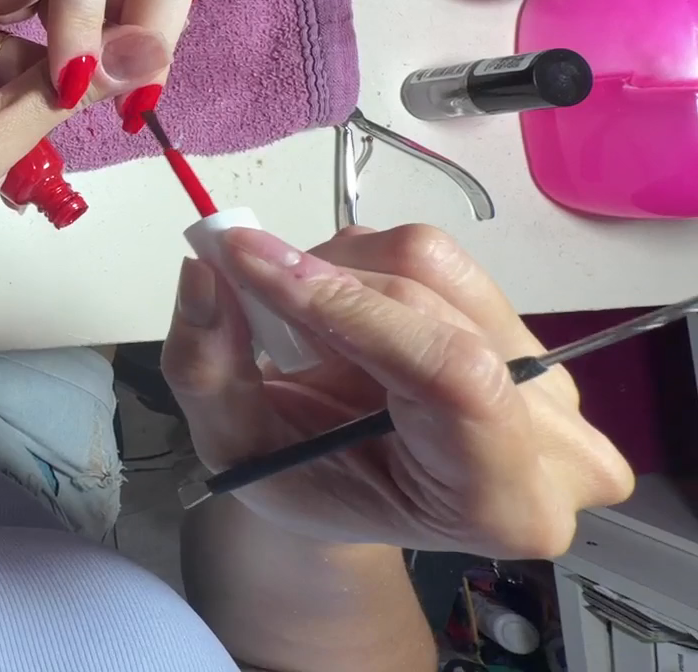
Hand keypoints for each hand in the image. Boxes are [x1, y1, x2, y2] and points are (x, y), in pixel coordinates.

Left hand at [0, 0, 168, 288]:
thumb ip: (70, 90)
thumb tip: (154, 47)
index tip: (149, 21)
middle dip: (88, 30)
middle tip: (143, 68)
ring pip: (30, 38)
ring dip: (68, 69)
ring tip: (108, 108)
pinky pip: (13, 71)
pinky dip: (42, 92)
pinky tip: (61, 124)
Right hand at [162, 225, 634, 557]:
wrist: (336, 480)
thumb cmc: (289, 477)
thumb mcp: (226, 443)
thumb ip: (204, 366)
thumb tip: (202, 270)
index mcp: (495, 500)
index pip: (451, 376)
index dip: (341, 305)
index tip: (241, 260)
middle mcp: (554, 442)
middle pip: (427, 307)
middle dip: (312, 284)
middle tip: (237, 288)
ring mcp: (550, 382)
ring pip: (427, 265)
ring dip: (332, 268)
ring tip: (293, 318)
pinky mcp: (517, 330)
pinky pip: (427, 256)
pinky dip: (351, 261)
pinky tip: (331, 307)